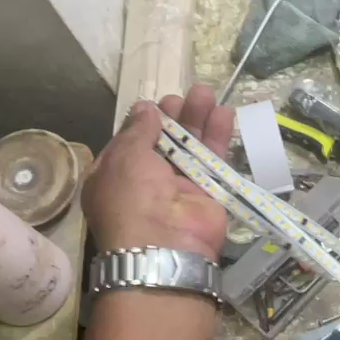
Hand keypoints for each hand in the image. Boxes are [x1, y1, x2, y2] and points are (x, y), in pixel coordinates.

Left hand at [82, 85, 233, 260]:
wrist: (165, 246)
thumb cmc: (132, 198)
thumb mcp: (124, 157)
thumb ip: (138, 130)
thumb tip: (145, 108)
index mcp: (115, 176)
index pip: (131, 142)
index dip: (144, 121)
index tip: (157, 104)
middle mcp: (146, 182)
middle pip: (164, 141)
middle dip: (175, 116)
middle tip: (186, 95)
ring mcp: (178, 188)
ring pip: (190, 147)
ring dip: (198, 120)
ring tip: (207, 93)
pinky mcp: (208, 193)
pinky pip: (213, 160)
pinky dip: (218, 137)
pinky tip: (225, 113)